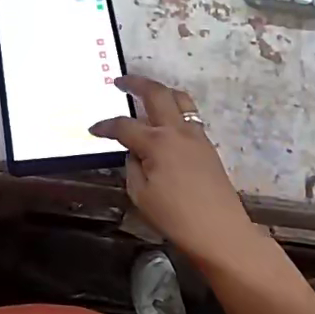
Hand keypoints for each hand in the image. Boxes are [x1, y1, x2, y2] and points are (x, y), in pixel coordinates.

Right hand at [91, 76, 267, 267]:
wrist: (220, 232)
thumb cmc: (176, 217)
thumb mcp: (141, 195)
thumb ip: (133, 167)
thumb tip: (134, 153)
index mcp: (157, 143)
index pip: (124, 126)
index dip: (105, 126)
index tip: (93, 129)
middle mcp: (178, 131)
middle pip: (157, 94)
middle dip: (136, 83)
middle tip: (120, 81)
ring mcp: (196, 136)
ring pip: (179, 99)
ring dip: (160, 91)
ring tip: (146, 93)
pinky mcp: (207, 146)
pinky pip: (189, 116)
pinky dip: (174, 109)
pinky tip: (165, 121)